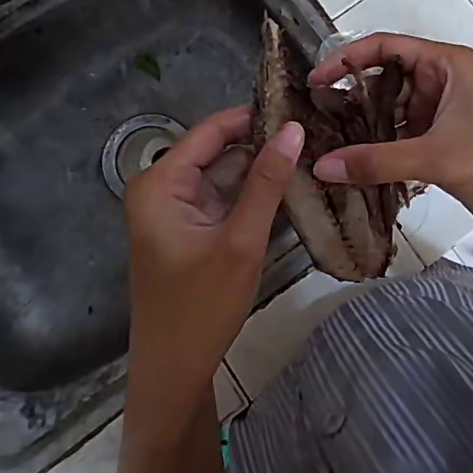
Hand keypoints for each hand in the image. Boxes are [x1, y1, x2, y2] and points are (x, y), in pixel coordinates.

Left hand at [123, 107, 302, 430]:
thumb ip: (266, 183)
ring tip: (309, 155)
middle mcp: (159, 189)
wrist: (174, 368)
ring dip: (258, 172)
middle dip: (259, 145)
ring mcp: (172, 211)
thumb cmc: (202, 306)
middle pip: (215, 153)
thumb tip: (293, 129)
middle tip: (313, 132)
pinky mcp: (185, 231)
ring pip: (221, 178)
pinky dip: (248, 198)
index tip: (296, 104)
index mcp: (159, 183)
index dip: (250, 116)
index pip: (209, 132)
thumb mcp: (240, 241)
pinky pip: (219, 202)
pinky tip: (287, 190)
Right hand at [307, 33, 472, 224]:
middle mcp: (442, 79)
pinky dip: (377, 140)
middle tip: (318, 113)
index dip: (346, 59)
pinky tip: (355, 156)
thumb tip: (322, 166)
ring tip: (330, 137)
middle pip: (383, 75)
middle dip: (351, 93)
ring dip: (363, 120)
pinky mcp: (439, 134)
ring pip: (389, 105)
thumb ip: (375, 161)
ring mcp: (440, 108)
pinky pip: (397, 129)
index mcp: (447, 65)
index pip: (385, 46)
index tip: (317, 80)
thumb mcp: (435, 159)